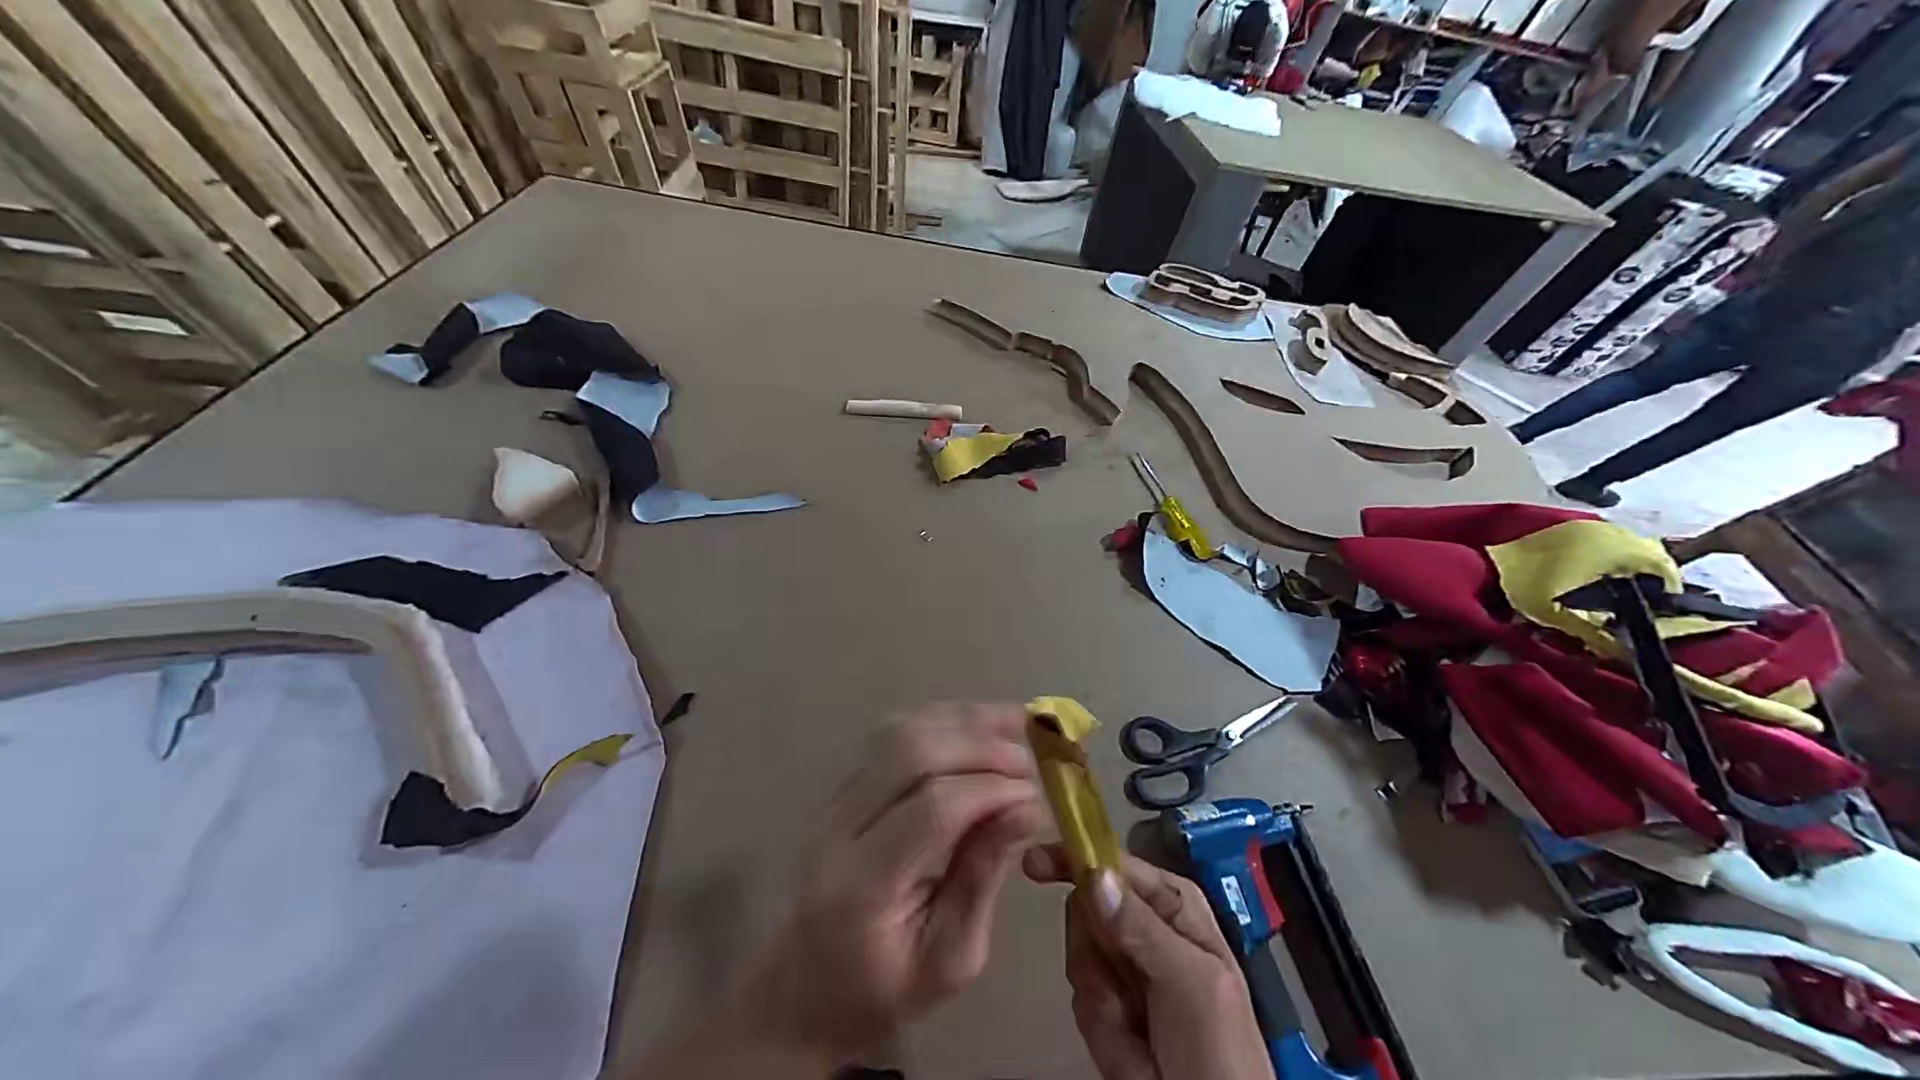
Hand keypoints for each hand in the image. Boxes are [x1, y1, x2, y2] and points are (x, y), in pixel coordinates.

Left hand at [638, 703, 1046, 1077]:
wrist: (808, 983)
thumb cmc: (885, 987)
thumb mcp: (950, 959)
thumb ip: (984, 878)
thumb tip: (1027, 809)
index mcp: (863, 885)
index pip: (933, 809)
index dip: (993, 790)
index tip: (1042, 795)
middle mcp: (837, 827)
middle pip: (909, 751)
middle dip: (981, 744)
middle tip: (1035, 755)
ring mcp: (832, 798)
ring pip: (898, 730)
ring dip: (964, 719)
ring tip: (1018, 722)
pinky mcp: (840, 785)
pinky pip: (891, 733)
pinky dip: (942, 721)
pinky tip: (979, 726)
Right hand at [1025, 846, 1272, 1079]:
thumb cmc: (1219, 1050)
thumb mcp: (1191, 982)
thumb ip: (1142, 928)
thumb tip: (1095, 875)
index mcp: (1172, 905)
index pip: (1115, 864)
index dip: (1074, 859)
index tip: (1035, 865)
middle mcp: (1144, 926)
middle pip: (1086, 906)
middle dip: (1095, 949)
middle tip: (1123, 986)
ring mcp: (1123, 965)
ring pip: (1078, 951)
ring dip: (1102, 994)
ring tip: (1137, 1023)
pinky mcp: (1106, 1003)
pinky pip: (1079, 995)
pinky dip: (1100, 1023)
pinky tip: (1132, 1044)